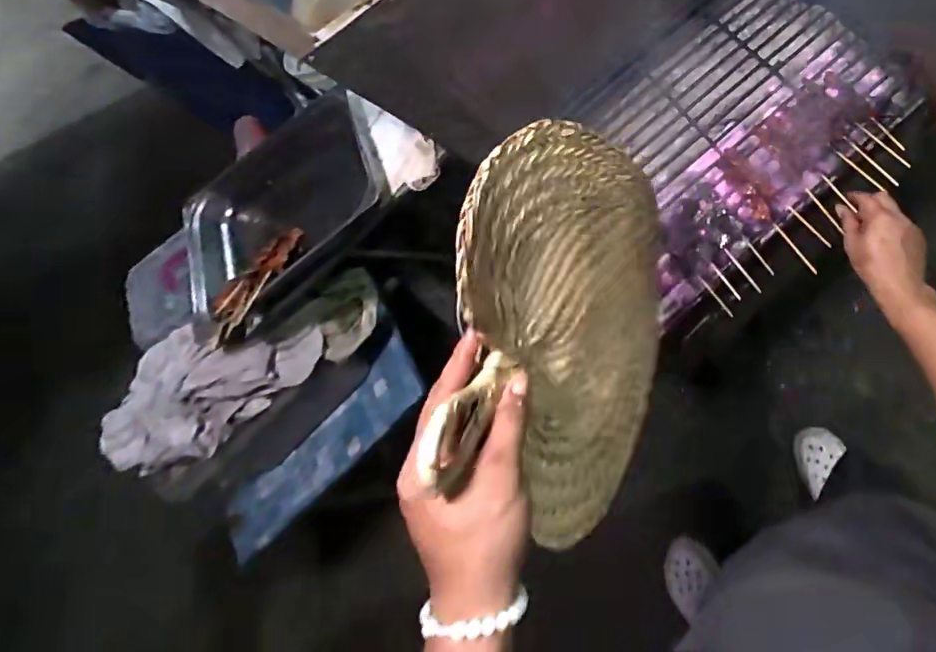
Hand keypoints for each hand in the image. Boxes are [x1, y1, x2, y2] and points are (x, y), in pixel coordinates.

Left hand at [398, 332, 529, 625]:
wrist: (478, 601)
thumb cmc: (485, 542)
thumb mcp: (500, 483)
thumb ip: (507, 429)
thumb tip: (517, 379)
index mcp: (419, 469)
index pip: (437, 405)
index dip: (456, 368)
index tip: (474, 334)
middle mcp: (419, 470)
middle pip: (440, 412)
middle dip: (462, 375)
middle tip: (487, 341)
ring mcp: (433, 480)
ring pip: (451, 425)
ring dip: (471, 394)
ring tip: (493, 361)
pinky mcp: (449, 487)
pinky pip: (461, 440)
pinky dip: (478, 417)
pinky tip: (495, 402)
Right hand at [841, 192, 935, 316]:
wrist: (902, 288)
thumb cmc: (871, 267)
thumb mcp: (853, 245)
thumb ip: (848, 222)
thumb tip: (842, 207)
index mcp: (879, 215)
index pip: (865, 197)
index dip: (854, 196)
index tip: (847, 199)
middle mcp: (897, 215)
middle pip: (883, 197)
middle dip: (870, 200)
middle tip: (860, 211)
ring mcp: (910, 225)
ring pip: (895, 210)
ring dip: (883, 213)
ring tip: (874, 228)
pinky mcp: (918, 236)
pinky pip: (903, 223)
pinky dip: (894, 224)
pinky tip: (889, 240)